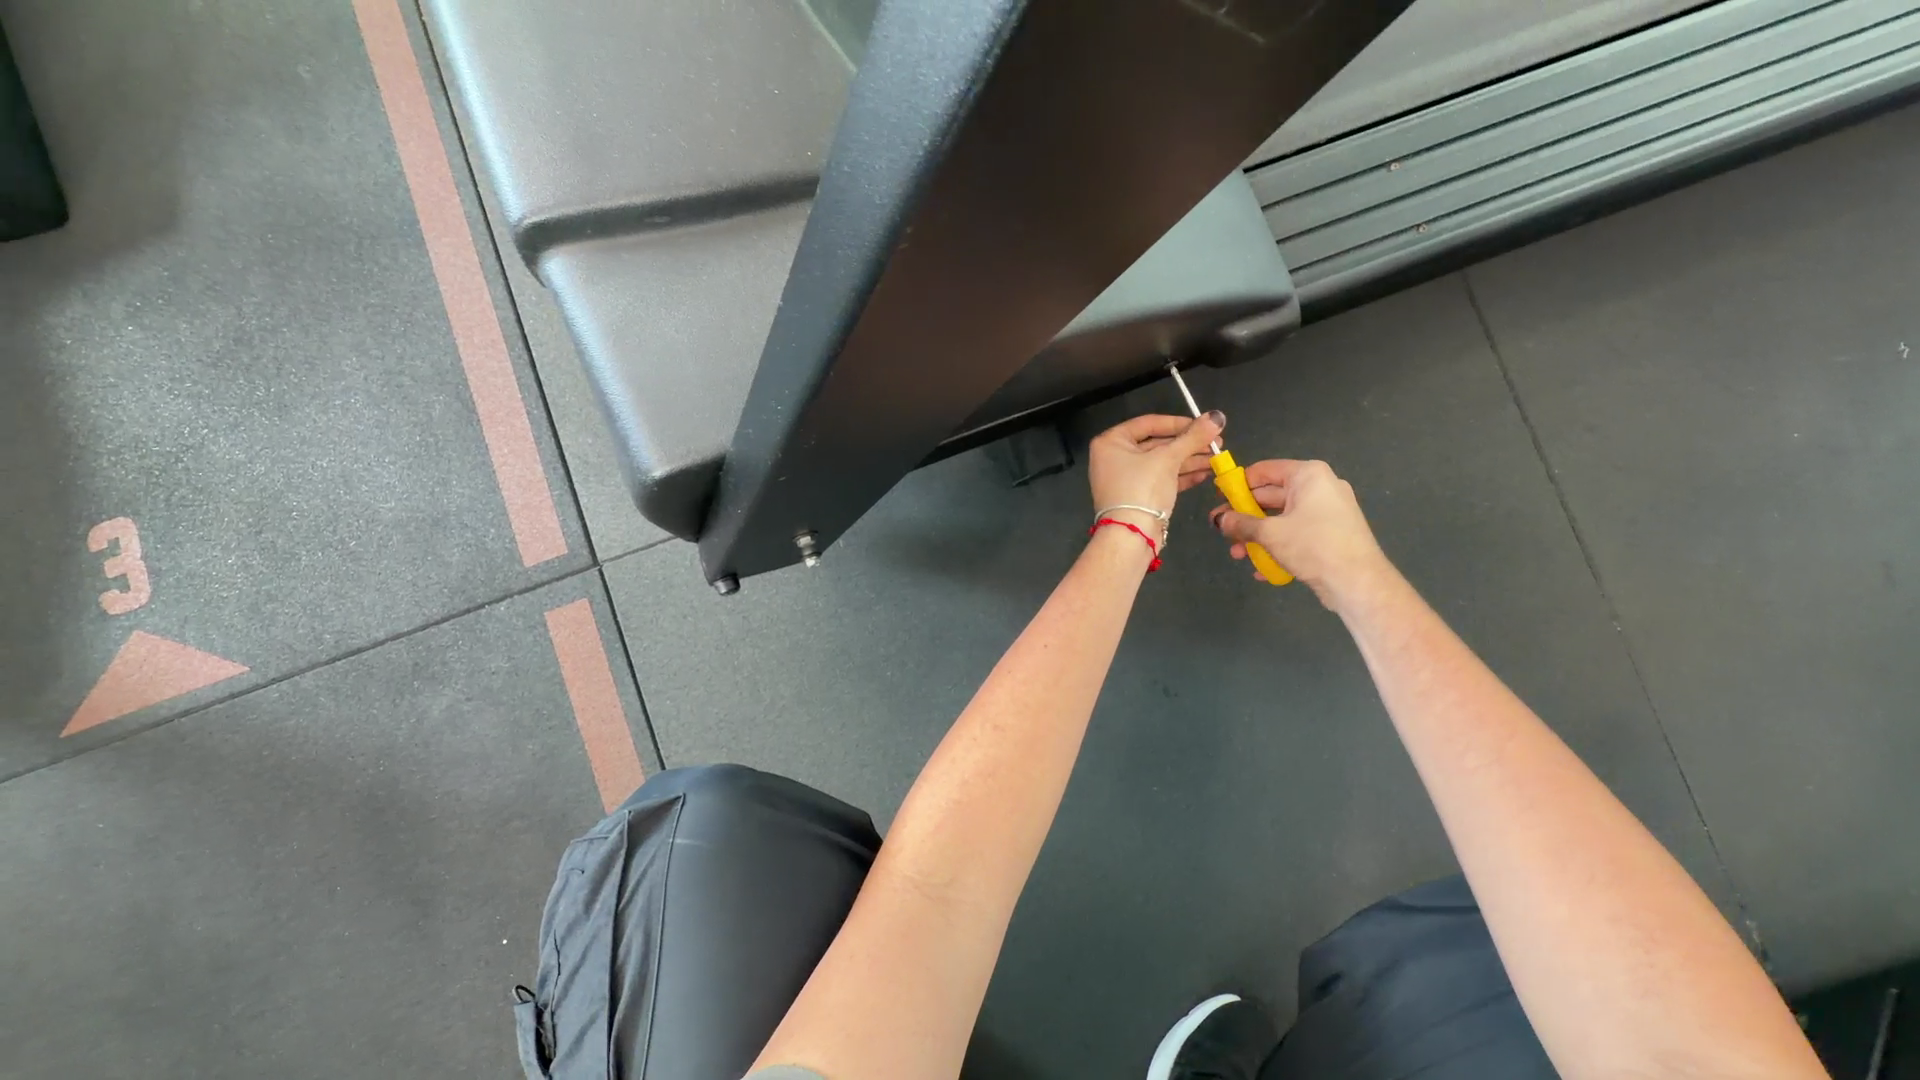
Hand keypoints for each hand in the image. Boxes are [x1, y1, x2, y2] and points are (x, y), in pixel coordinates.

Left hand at [1086, 412, 1225, 538]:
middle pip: (1157, 444)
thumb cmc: (1142, 489)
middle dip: (1188, 445)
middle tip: (1217, 443)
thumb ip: (1193, 437)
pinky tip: (1205, 473)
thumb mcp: (1168, 459)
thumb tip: (1217, 416)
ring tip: (1217, 458)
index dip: (1179, 423)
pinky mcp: (1137, 497)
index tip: (1204, 424)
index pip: (1149, 423)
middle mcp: (1114, 458)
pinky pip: (1161, 480)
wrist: (1131, 537)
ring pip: (1161, 463)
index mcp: (1111, 442)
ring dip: (1190, 460)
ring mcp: (1125, 479)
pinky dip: (1181, 476)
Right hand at [1209, 459, 1389, 608]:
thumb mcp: (1270, 533)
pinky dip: (1278, 545)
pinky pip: (1296, 532)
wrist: (1357, 581)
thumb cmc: (1313, 545)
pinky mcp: (1330, 533)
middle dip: (1245, 516)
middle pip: (1271, 496)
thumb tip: (1219, 520)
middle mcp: (1319, 487)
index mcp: (1308, 475)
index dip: (1238, 484)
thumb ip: (1241, 524)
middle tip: (1222, 531)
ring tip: (1238, 554)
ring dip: (1257, 536)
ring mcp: (1327, 511)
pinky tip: (1261, 568)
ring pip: (1282, 518)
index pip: (1264, 471)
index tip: (1219, 498)